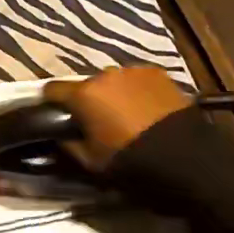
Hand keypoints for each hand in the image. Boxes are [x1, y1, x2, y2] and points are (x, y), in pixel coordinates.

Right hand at [43, 67, 192, 169]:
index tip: (55, 114)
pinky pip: (137, 81)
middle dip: (88, 100)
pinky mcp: (158, 73)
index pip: (53, 89)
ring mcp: (133, 71)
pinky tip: (146, 109)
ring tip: (126, 116)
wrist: (182, 155)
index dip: (51, 102)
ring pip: (113, 81)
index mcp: (84, 94)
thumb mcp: (91, 161)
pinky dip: (136, 92)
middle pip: (87, 85)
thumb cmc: (129, 160)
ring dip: (114, 94)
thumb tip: (61, 136)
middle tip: (97, 121)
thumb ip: (69, 145)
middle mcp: (105, 74)